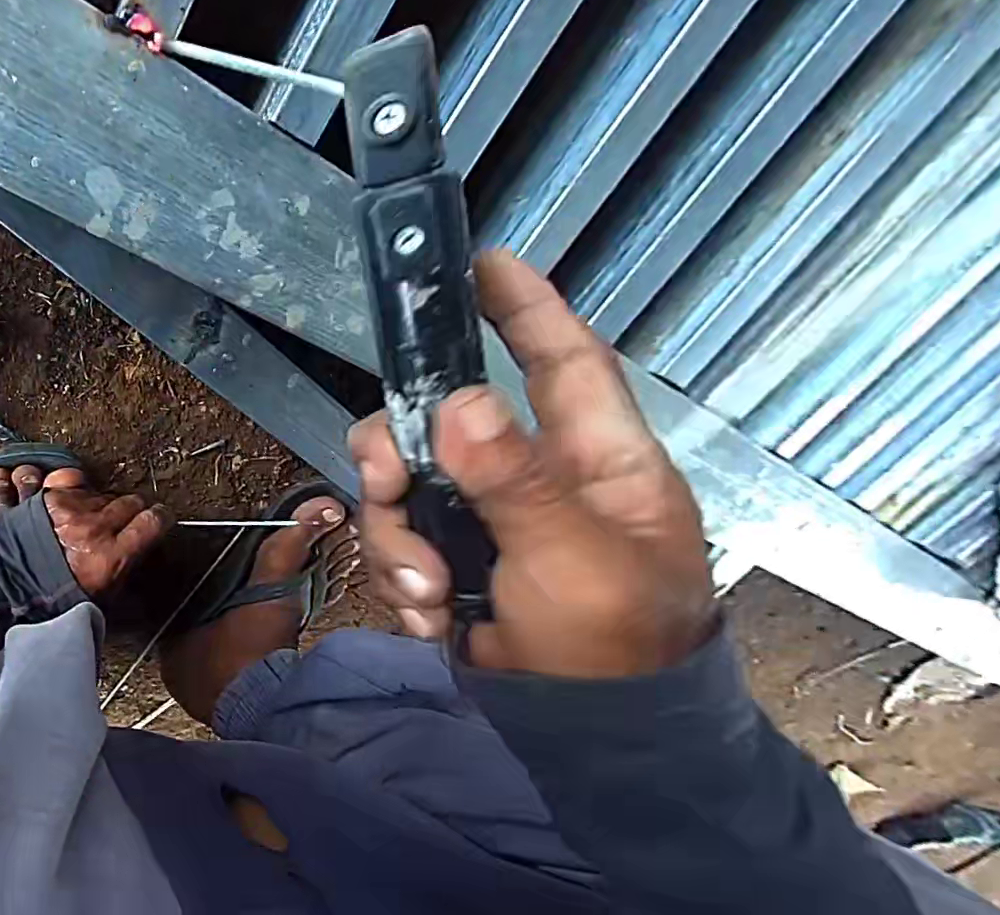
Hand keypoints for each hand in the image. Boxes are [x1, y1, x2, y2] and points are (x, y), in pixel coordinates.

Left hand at [44, 487, 168, 595]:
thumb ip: (125, 567)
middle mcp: (94, 528)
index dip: (159, 518)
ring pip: (104, 493)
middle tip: (120, 524)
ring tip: (87, 522)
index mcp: (110, 557)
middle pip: (131, 502)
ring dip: (102, 505)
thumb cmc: (51, 599)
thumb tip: (143, 547)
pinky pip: (74, 478)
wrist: (3, 588)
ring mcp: (71, 509)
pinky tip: (74, 499)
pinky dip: (76, 486)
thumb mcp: (100, 597)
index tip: (158, 519)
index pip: (152, 522)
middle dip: (131, 511)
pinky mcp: (49, 497)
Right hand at [348, 250, 714, 678]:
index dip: (524, 305)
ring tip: (423, 591)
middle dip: (396, 450)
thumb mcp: (577, 566)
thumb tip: (460, 402)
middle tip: (385, 485)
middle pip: (434, 417)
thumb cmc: (614, 648)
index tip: (482, 261)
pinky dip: (394, 568)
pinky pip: (391, 529)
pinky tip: (425, 612)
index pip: (561, 359)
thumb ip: (521, 485)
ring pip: (398, 478)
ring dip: (393, 533)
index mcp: (591, 458)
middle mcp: (525, 469)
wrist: (580, 738)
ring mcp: (478, 509)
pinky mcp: (444, 546)